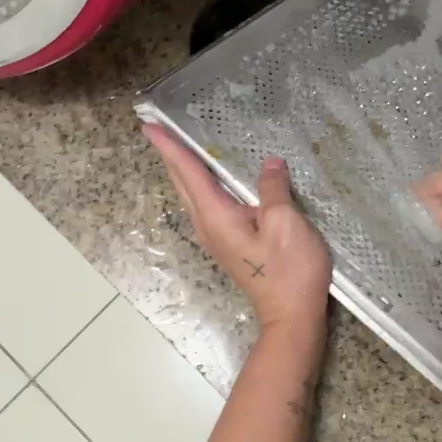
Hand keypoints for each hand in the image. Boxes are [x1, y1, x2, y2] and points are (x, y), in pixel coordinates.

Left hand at [144, 124, 332, 335]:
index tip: (149, 126)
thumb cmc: (289, 270)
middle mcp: (208, 225)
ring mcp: (217, 237)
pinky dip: (201, 185)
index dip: (170, 147)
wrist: (292, 315)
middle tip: (157, 131)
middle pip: (183, 184)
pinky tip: (212, 179)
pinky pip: (207, 205)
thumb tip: (269, 164)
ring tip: (178, 147)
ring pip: (192, 195)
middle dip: (169, 156)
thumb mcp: (286, 222)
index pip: (189, 172)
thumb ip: (273, 189)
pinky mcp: (229, 243)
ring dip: (184, 170)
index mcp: (216, 215)